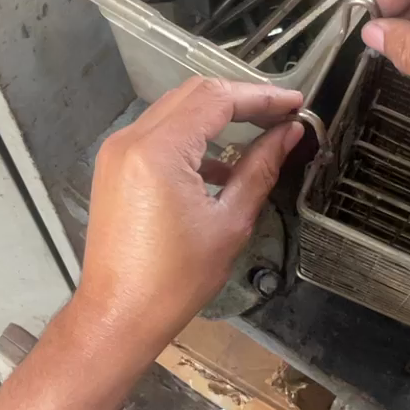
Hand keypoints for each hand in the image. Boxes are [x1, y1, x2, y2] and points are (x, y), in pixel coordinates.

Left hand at [72, 77, 303, 351]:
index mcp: (159, 151)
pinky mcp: (114, 167)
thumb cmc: (176, 280)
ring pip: (175, 110)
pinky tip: (221, 165)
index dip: (262, 97)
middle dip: (241, 100)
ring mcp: (117, 151)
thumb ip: (260, 168)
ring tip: (259, 133)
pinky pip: (158, 135)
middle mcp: (131, 139)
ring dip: (216, 116)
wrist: (119, 314)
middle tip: (281, 114)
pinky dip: (191, 138)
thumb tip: (289, 134)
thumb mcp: (229, 222)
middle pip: (194, 95)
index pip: (217, 99)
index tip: (296, 103)